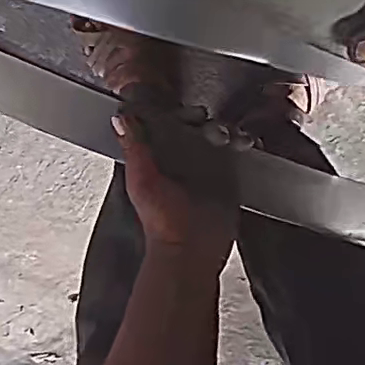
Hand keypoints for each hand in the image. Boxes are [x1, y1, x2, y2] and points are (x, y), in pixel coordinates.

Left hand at [112, 110, 236, 270]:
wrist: (190, 250)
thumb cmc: (162, 221)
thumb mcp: (143, 181)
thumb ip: (135, 149)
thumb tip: (120, 120)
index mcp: (160, 156)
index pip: (169, 123)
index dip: (178, 114)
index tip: (188, 114)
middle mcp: (183, 158)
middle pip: (197, 126)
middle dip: (205, 121)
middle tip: (208, 126)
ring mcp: (208, 166)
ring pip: (219, 135)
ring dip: (225, 130)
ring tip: (225, 138)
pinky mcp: (229, 177)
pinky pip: (238, 153)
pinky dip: (243, 143)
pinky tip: (244, 144)